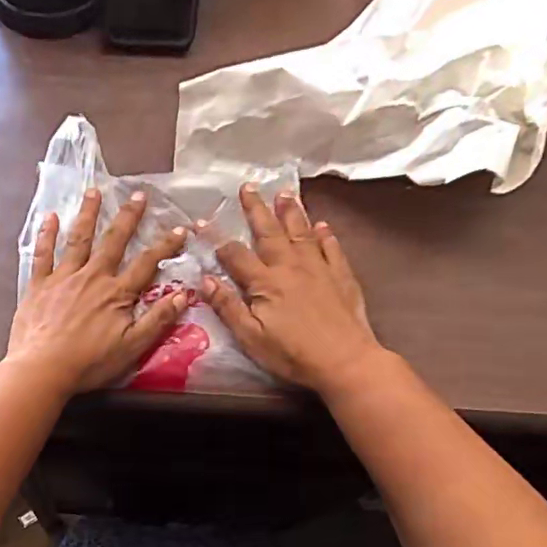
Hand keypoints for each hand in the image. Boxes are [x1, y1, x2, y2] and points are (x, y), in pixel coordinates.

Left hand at [5, 189, 189, 396]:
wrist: (42, 369)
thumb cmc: (87, 363)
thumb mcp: (131, 348)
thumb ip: (157, 320)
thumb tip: (184, 295)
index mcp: (116, 293)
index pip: (147, 263)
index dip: (165, 246)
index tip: (181, 230)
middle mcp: (91, 278)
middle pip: (113, 241)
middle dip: (128, 217)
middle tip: (138, 195)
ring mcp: (63, 279)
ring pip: (78, 240)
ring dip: (88, 214)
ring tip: (94, 192)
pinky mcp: (38, 286)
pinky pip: (43, 255)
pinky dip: (46, 235)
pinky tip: (49, 217)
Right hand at [198, 185, 386, 396]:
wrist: (344, 359)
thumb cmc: (290, 353)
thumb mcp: (249, 336)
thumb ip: (228, 306)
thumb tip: (206, 280)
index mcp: (265, 283)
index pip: (236, 255)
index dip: (217, 239)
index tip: (202, 222)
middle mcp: (290, 267)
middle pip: (270, 233)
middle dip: (257, 210)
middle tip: (249, 187)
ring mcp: (318, 268)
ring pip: (301, 232)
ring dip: (291, 212)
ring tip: (284, 193)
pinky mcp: (340, 276)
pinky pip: (330, 248)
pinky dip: (324, 235)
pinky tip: (321, 225)